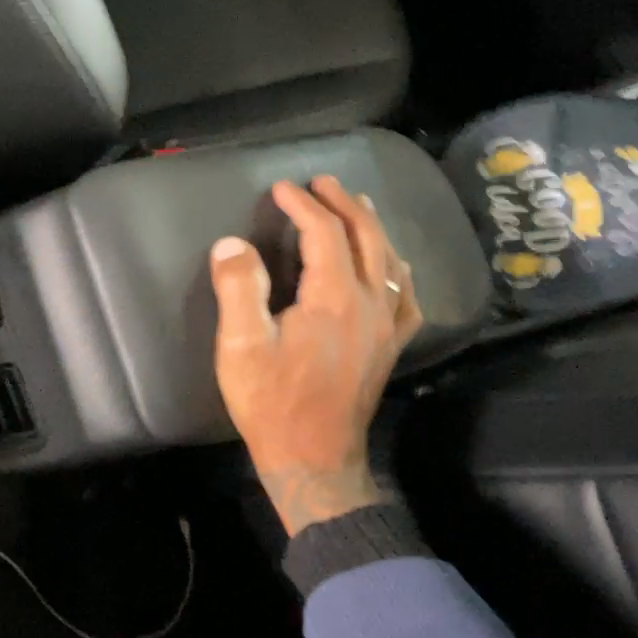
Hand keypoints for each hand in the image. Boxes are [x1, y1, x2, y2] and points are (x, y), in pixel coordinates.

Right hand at [209, 176, 424, 536]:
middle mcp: (370, 304)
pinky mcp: (390, 347)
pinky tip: (392, 268)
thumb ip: (239, 289)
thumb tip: (232, 244)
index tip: (281, 188)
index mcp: (333, 298)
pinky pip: (406, 295)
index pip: (324, 235)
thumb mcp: (241, 345)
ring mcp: (386, 326)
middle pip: (367, 239)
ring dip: (373, 229)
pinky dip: (398, 269)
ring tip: (357, 208)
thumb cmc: (271, 399)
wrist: (313, 456)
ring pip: (391, 262)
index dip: (303, 206)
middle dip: (344, 205)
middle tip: (323, 182)